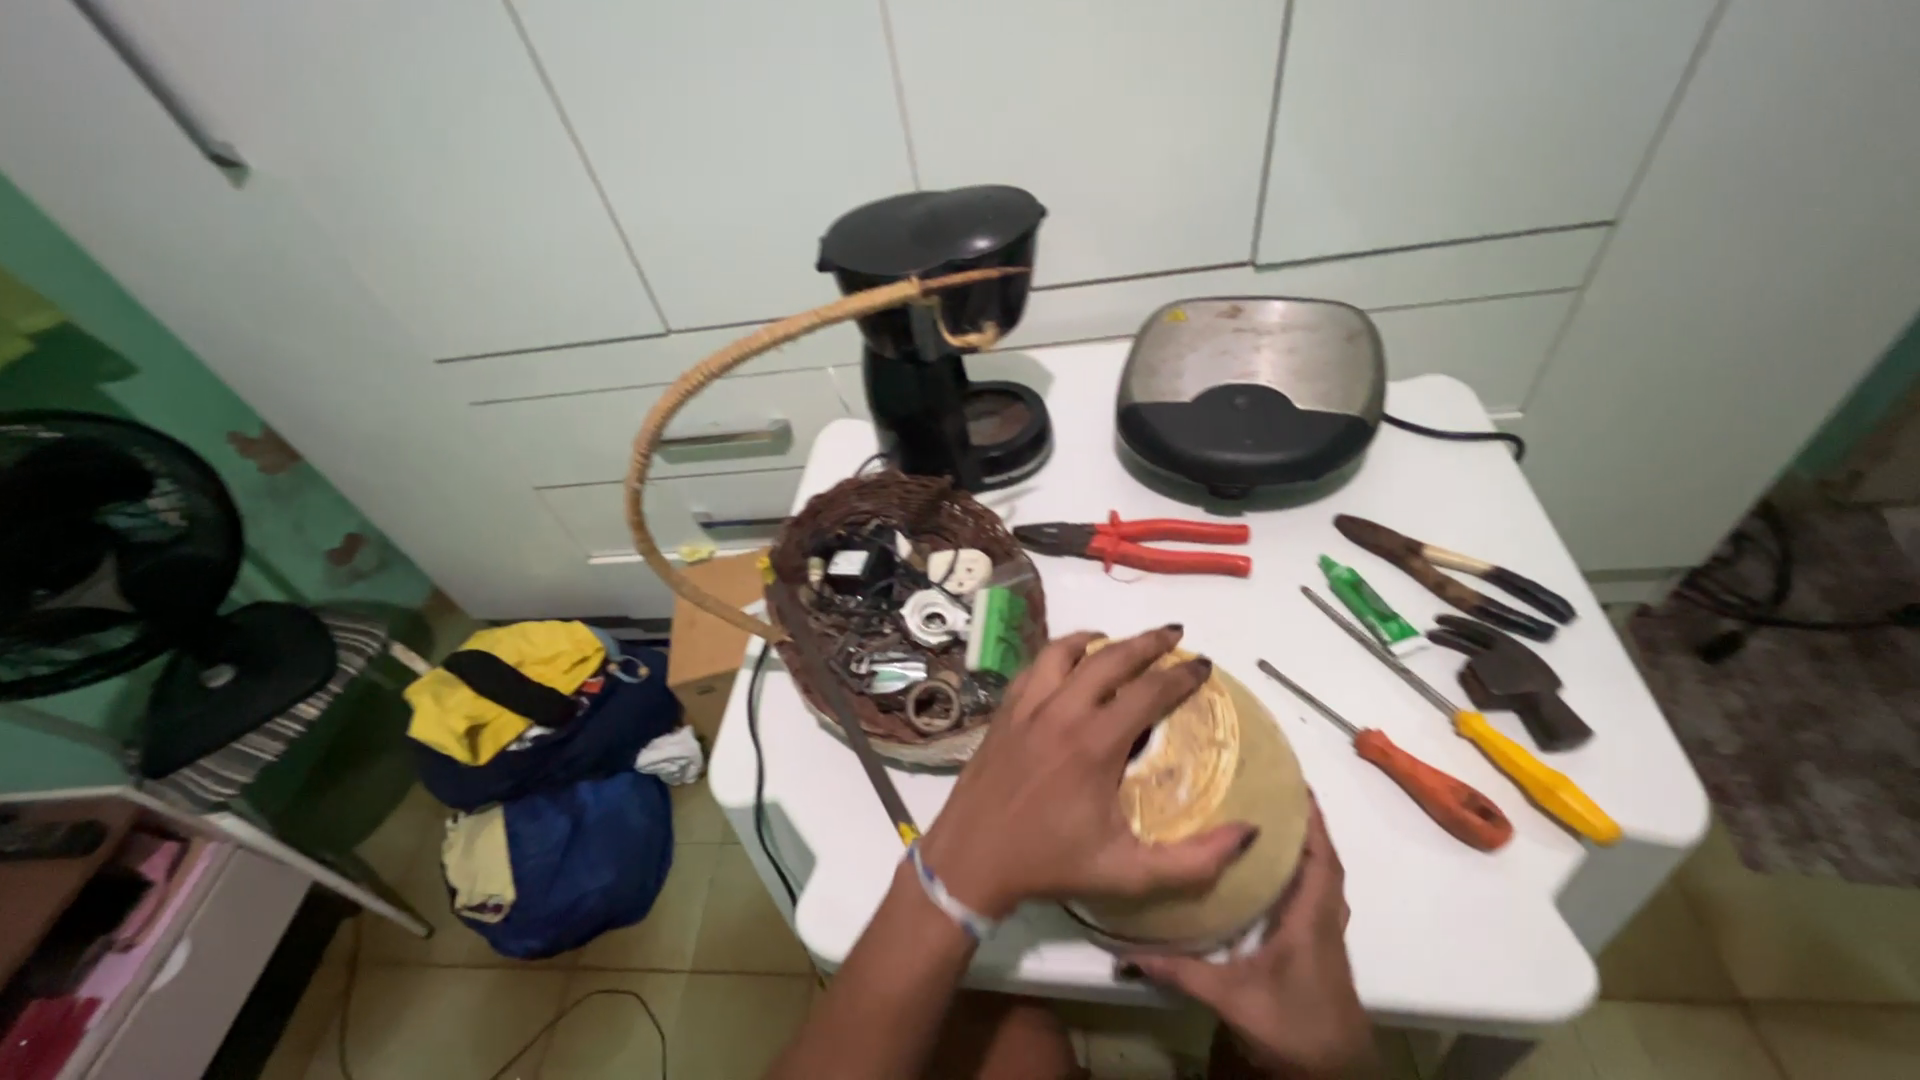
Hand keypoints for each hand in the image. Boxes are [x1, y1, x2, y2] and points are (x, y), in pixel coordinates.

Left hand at [917, 626, 1257, 917]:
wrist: (970, 860)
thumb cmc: (1050, 865)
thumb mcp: (1128, 874)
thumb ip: (1194, 861)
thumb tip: (1248, 832)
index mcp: (1094, 744)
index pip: (1149, 692)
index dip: (1181, 675)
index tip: (1204, 666)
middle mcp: (1061, 713)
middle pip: (1111, 658)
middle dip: (1148, 642)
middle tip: (1174, 635)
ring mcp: (1027, 707)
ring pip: (1066, 652)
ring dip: (1099, 639)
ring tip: (1120, 640)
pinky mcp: (1004, 711)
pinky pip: (1035, 666)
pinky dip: (1059, 653)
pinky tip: (1070, 661)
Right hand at [1128, 808, 1374, 1078]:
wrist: (1334, 1073)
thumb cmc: (1293, 1028)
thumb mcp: (1232, 999)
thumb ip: (1184, 973)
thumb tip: (1131, 955)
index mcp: (1310, 920)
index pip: (1320, 860)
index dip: (1313, 822)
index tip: (1296, 786)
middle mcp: (1324, 920)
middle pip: (1325, 862)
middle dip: (1306, 825)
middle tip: (1275, 792)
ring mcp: (1326, 935)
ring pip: (1325, 880)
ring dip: (1308, 848)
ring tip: (1273, 822)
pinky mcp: (1322, 949)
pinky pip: (1318, 896)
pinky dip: (1306, 873)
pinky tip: (1274, 873)